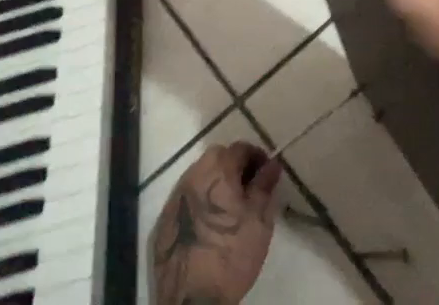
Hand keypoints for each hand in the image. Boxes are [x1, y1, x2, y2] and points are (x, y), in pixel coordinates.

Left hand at [150, 142, 282, 304]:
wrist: (194, 297)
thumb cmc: (232, 254)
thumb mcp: (259, 220)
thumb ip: (264, 186)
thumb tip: (273, 164)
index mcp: (217, 171)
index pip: (240, 148)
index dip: (257, 157)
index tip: (266, 174)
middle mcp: (192, 176)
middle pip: (216, 157)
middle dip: (234, 165)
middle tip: (249, 188)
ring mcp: (175, 197)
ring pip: (199, 175)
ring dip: (216, 181)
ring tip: (231, 205)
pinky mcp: (165, 218)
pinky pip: (187, 196)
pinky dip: (201, 199)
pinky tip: (211, 220)